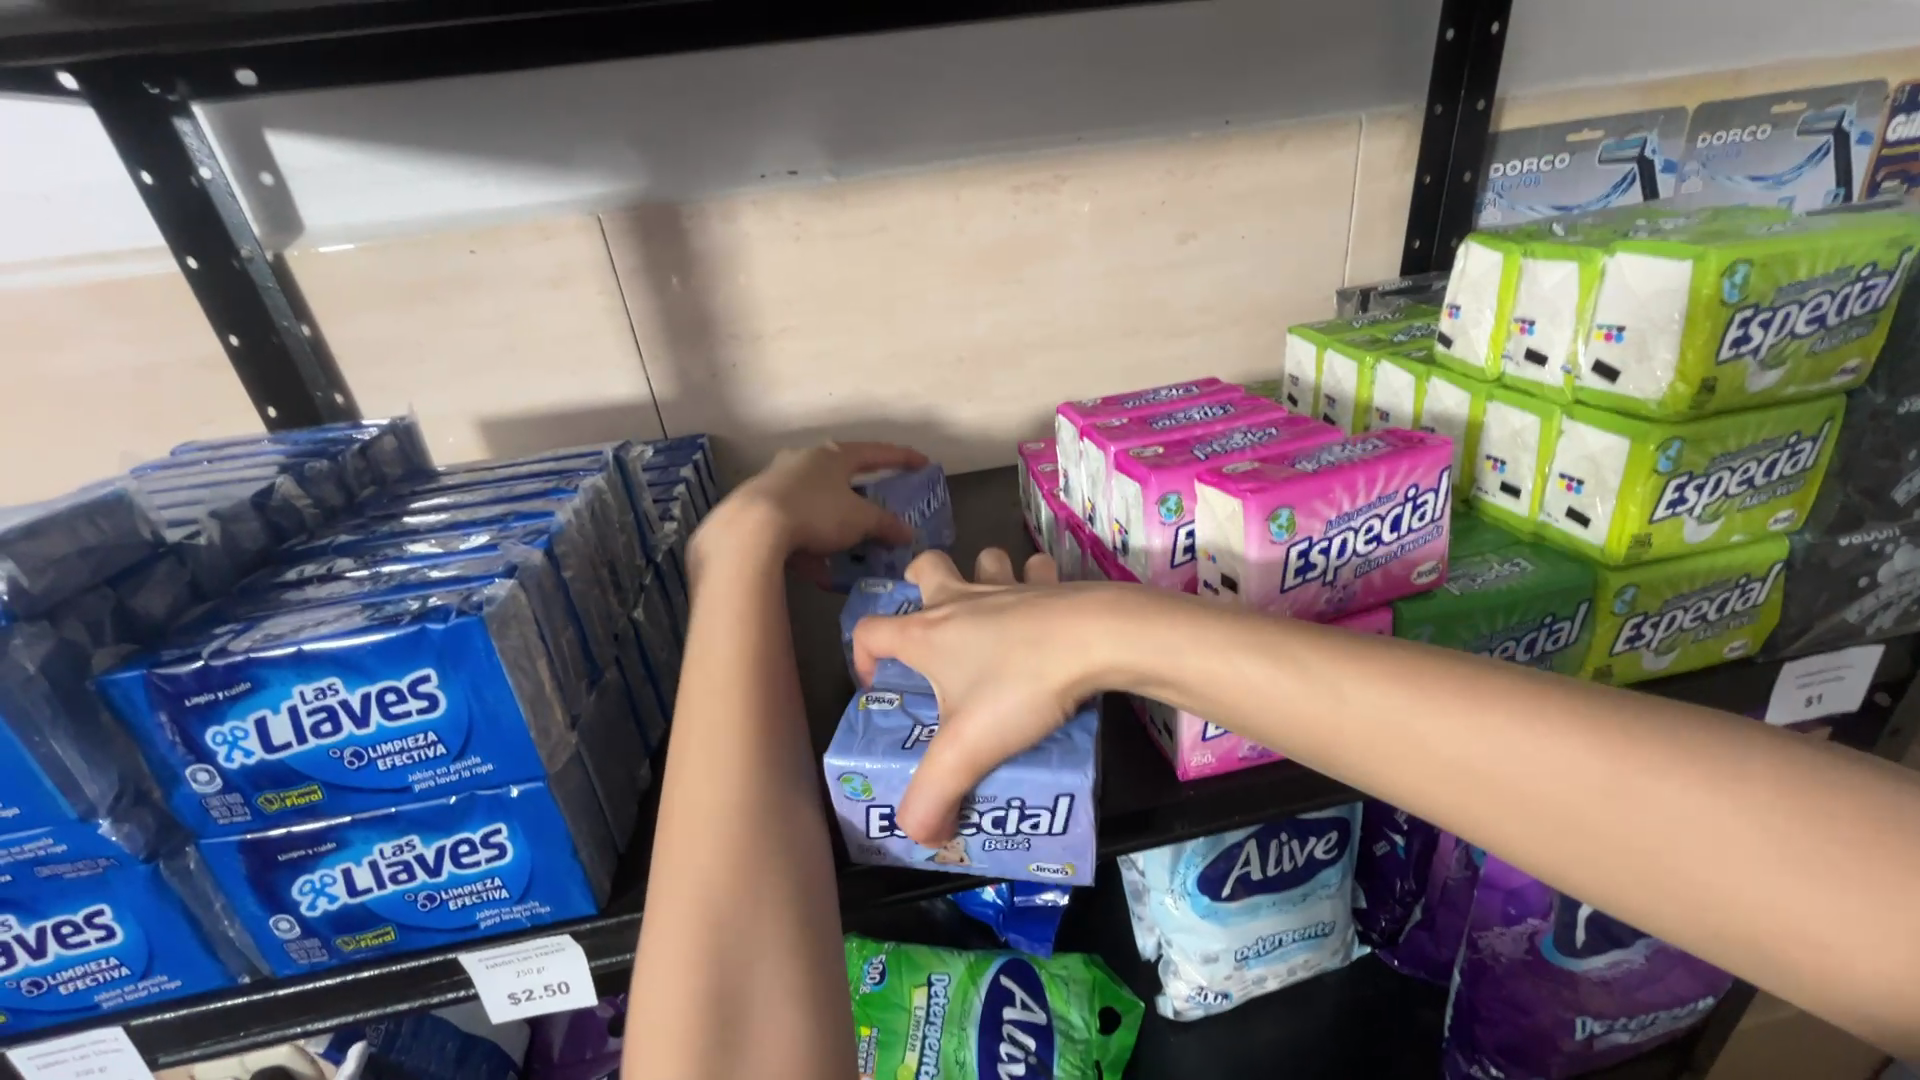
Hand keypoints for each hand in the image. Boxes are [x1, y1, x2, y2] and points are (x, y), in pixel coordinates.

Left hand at [694, 441, 928, 577]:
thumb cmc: (815, 513)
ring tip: (847, 549)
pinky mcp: (756, 506)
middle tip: (877, 507)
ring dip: (833, 524)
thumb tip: (909, 533)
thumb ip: (887, 525)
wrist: (751, 529)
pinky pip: (793, 523)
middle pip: (840, 474)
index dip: (902, 458)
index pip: (876, 452)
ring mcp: (776, 481)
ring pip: (815, 501)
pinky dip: (808, 543)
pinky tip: (815, 569)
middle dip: (860, 495)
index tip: (922, 463)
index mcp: (833, 456)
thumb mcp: (860, 521)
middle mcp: (803, 460)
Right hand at [852, 548, 1115, 845]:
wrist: (1095, 639)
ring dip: (981, 574)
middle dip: (918, 582)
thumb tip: (918, 833)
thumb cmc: (1018, 687)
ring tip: (990, 609)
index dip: (862, 655)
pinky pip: (1038, 569)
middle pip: (925, 567)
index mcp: (927, 634)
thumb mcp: (967, 751)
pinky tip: (1045, 604)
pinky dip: (1037, 580)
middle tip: (930, 618)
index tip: (879, 684)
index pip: (869, 630)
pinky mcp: (1051, 585)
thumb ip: (933, 796)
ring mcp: (1008, 587)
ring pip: (984, 558)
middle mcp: (960, 600)